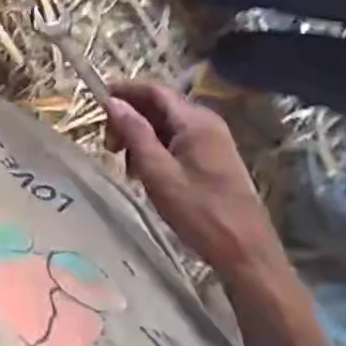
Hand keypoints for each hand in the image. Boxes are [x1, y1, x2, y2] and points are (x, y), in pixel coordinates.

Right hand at [105, 81, 282, 275]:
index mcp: (196, 122)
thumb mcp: (157, 171)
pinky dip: (155, 147)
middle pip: (159, 105)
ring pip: (166, 124)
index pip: (153, 89)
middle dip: (129, 117)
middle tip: (110, 143)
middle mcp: (208, 124)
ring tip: (126, 162)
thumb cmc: (200, 212)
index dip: (123, 90)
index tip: (97, 103)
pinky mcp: (215, 160)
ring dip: (140, 134)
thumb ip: (134, 131)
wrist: (248, 256)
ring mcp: (214, 142)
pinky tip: (145, 171)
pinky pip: (177, 140)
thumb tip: (112, 101)